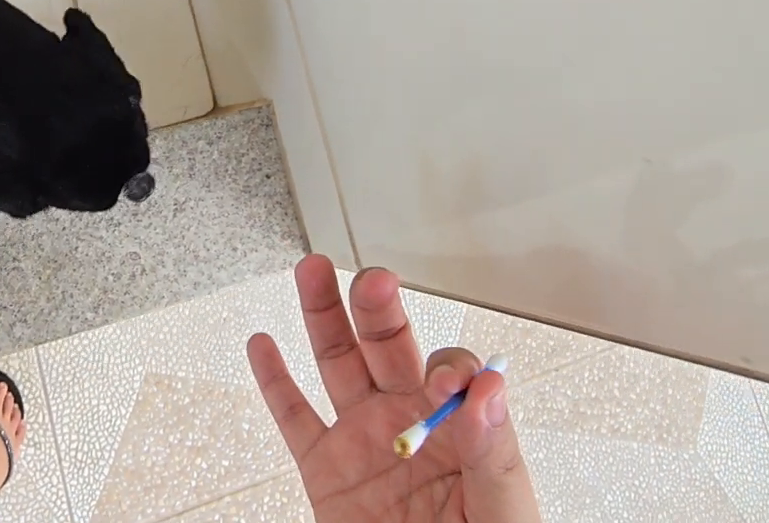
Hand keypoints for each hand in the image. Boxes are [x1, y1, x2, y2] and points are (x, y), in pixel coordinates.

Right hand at [247, 255, 540, 522]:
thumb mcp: (504, 521)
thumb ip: (496, 457)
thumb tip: (491, 389)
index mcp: (464, 437)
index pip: (455, 377)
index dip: (451, 371)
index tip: (449, 384)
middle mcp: (410, 428)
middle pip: (389, 349)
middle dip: (378, 310)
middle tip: (373, 282)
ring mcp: (363, 445)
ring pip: (335, 365)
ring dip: (322, 316)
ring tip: (312, 271)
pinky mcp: (325, 472)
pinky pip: (293, 419)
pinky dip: (273, 381)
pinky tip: (265, 344)